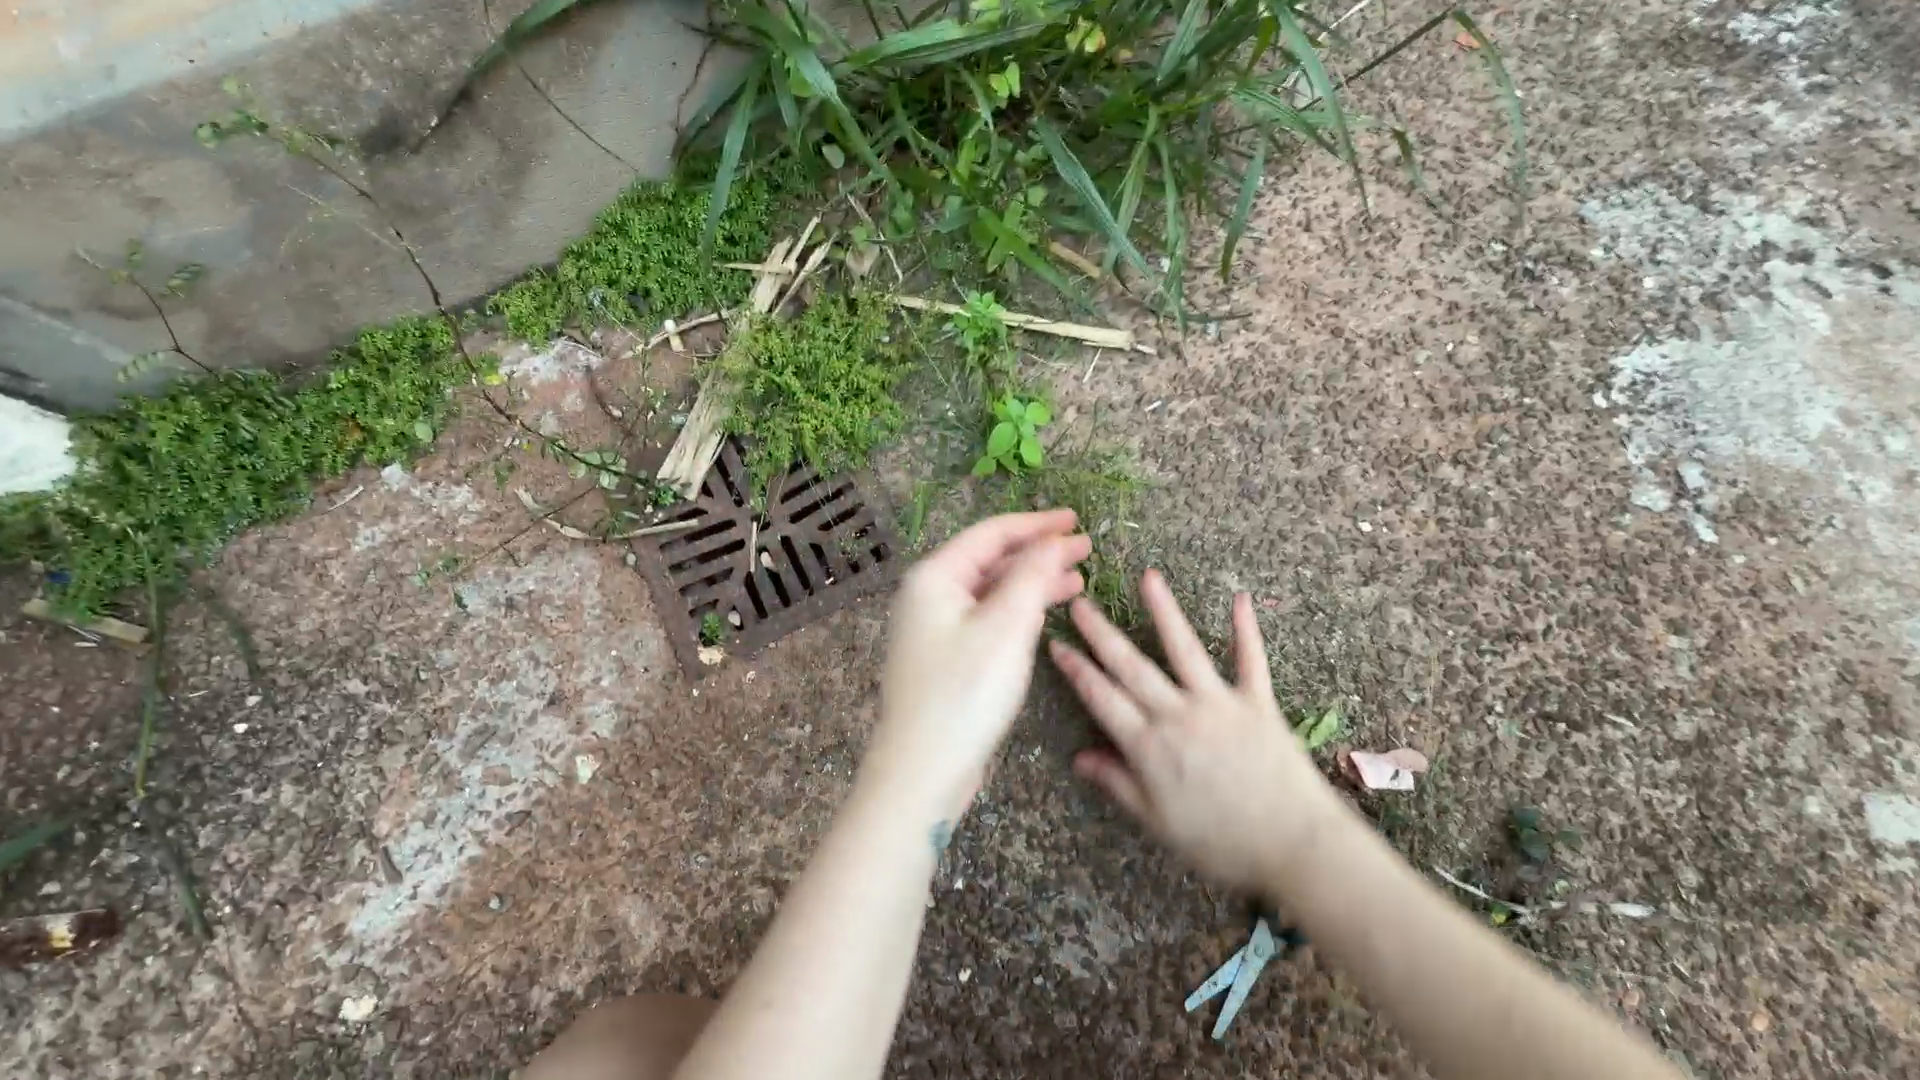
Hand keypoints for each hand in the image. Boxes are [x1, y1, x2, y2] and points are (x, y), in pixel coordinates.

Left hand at [866, 510, 1091, 820]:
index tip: (1075, 520)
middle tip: (1085, 549)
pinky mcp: (947, 656)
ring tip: (1078, 580)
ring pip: (992, 592)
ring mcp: (935, 628)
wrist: (923, 768)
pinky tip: (1047, 615)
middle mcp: (930, 595)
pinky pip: (988, 619)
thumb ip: (1032, 577)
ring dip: (1033, 583)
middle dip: (1038, 553)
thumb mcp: (1006, 626)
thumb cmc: (964, 692)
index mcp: (935, 577)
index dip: (1036, 525)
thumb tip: (1053, 542)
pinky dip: (1019, 612)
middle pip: (991, 561)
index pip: (991, 534)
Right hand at [1048, 570, 1340, 892]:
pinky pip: (1250, 661)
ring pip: (1184, 650)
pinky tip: (1239, 599)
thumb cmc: (1223, 844)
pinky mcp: (1257, 703)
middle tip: (1081, 603)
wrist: (1295, 848)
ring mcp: (1219, 705)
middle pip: (1131, 667)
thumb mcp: (1159, 823)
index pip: (1101, 699)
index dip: (1077, 671)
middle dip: (1102, 633)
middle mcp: (1178, 716)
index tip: (1056, 644)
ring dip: (1164, 611)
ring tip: (1149, 577)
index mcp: (1150, 748)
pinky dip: (1246, 630)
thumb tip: (1079, 758)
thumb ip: (1119, 784)